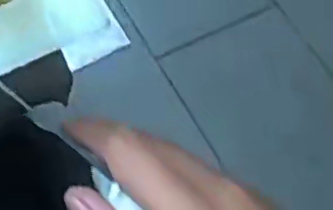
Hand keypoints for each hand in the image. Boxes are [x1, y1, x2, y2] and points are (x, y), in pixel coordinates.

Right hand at [62, 118, 269, 209]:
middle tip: (82, 148)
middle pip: (157, 144)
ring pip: (186, 158)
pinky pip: (213, 179)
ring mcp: (257, 199)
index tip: (61, 130)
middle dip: (116, 139)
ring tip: (122, 172)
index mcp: (191, 201)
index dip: (89, 131)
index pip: (128, 145)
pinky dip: (182, 175)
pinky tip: (174, 193)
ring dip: (148, 156)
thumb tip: (75, 190)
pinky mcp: (271, 207)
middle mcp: (225, 190)